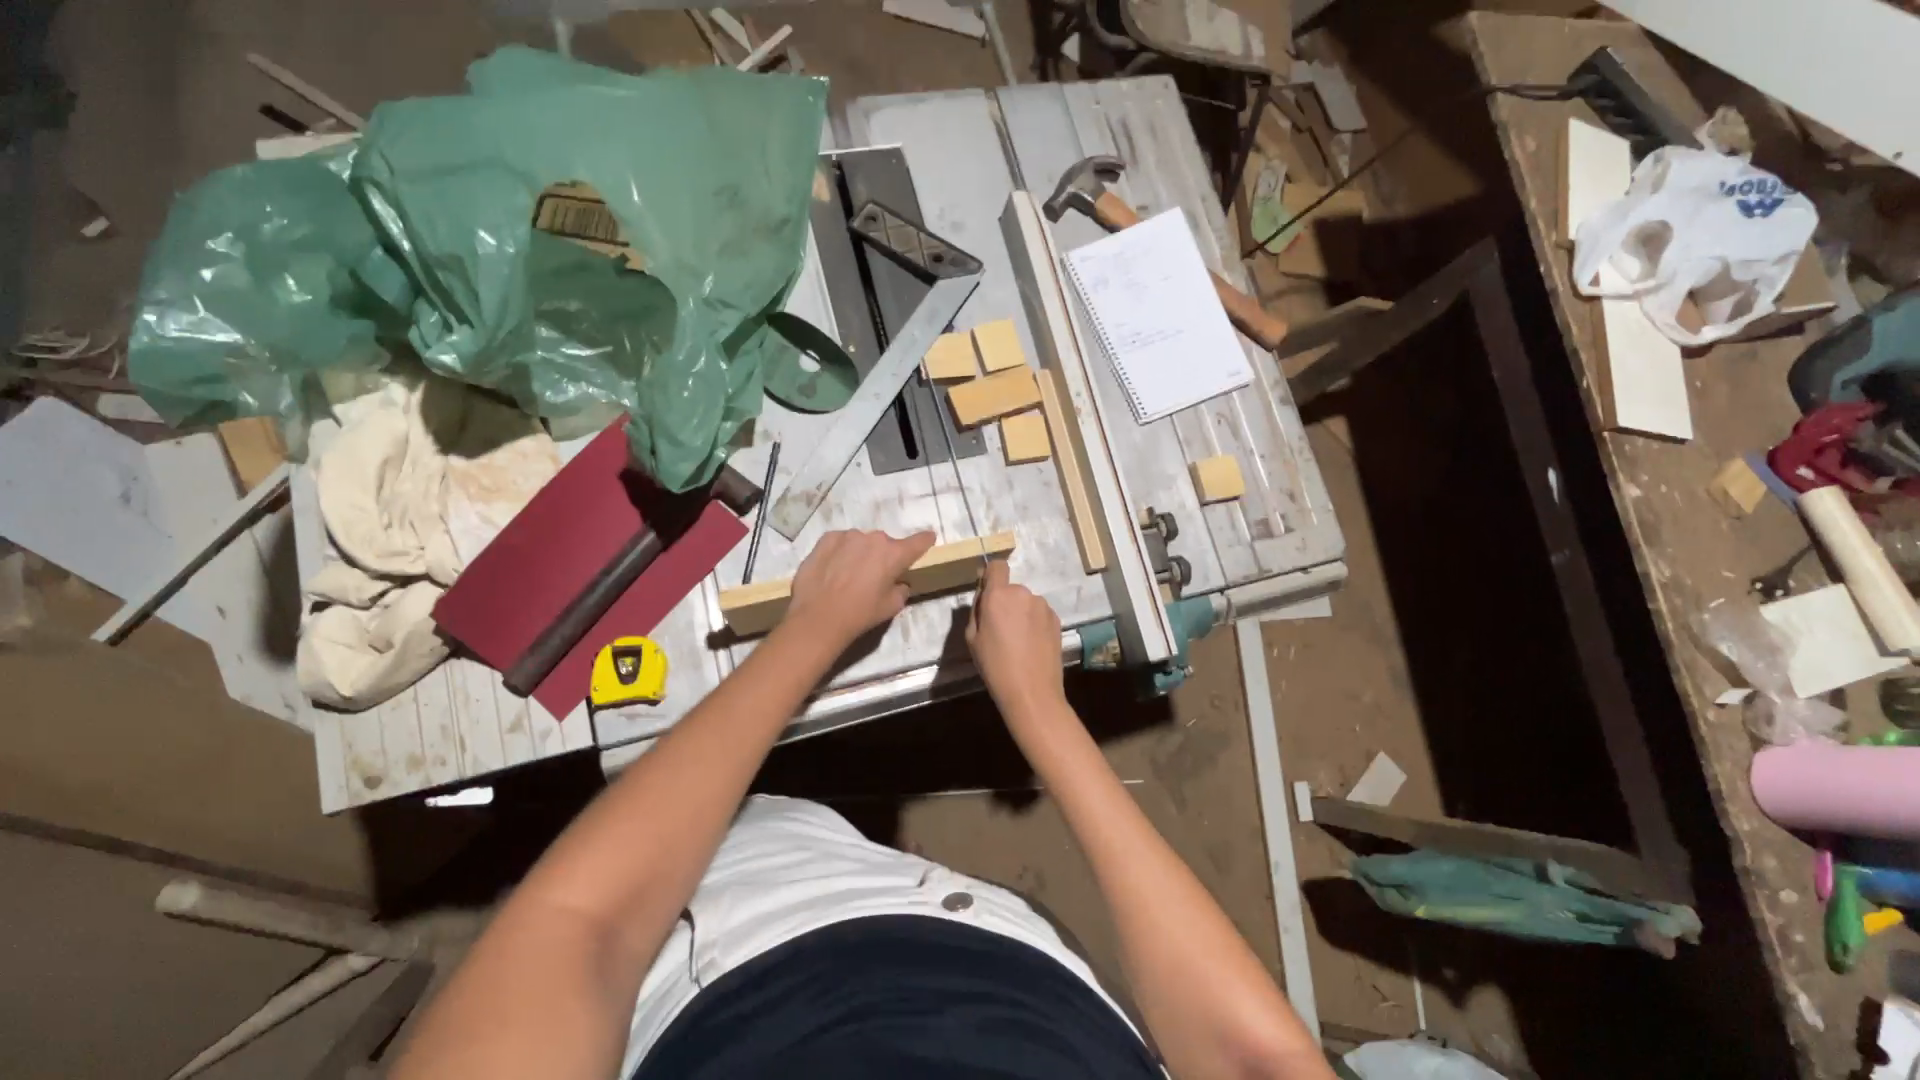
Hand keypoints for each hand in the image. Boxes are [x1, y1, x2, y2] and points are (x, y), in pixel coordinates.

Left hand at [784, 529, 936, 647]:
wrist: (818, 617)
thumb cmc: (860, 614)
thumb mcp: (891, 607)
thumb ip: (901, 589)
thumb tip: (899, 582)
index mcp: (894, 554)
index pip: (919, 541)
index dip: (925, 540)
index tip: (928, 538)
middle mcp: (874, 538)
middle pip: (885, 543)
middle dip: (884, 555)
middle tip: (875, 574)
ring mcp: (848, 536)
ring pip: (861, 541)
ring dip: (860, 552)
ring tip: (849, 574)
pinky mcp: (826, 539)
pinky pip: (840, 542)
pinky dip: (841, 551)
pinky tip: (833, 568)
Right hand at [967, 559, 1067, 723]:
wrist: (1032, 690)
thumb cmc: (995, 666)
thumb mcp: (972, 639)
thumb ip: (977, 611)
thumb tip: (983, 597)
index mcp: (999, 595)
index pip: (997, 566)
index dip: (991, 576)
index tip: (988, 595)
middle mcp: (1023, 593)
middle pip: (1011, 589)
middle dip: (1005, 602)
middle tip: (1000, 629)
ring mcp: (1043, 606)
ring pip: (1026, 602)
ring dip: (1021, 613)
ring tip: (1018, 641)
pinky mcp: (1057, 619)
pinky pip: (1040, 614)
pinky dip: (1035, 623)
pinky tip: (1032, 645)